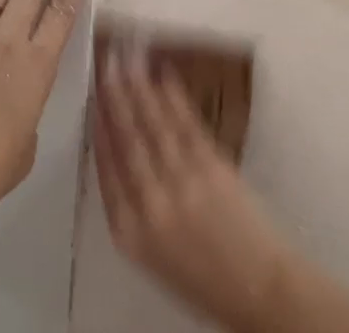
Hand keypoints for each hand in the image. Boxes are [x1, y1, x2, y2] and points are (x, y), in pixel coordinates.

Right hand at [94, 51, 295, 331]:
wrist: (257, 288)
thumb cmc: (199, 275)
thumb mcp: (148, 253)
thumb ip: (127, 207)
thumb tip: (114, 155)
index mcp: (127, 228)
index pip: (105, 166)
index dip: (98, 125)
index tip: (92, 95)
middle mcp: (150, 202)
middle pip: (126, 139)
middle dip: (114, 96)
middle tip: (105, 61)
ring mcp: (182, 181)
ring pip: (153, 126)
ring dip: (138, 88)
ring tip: (127, 59)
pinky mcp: (212, 168)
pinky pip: (186, 125)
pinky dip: (173, 98)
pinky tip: (162, 76)